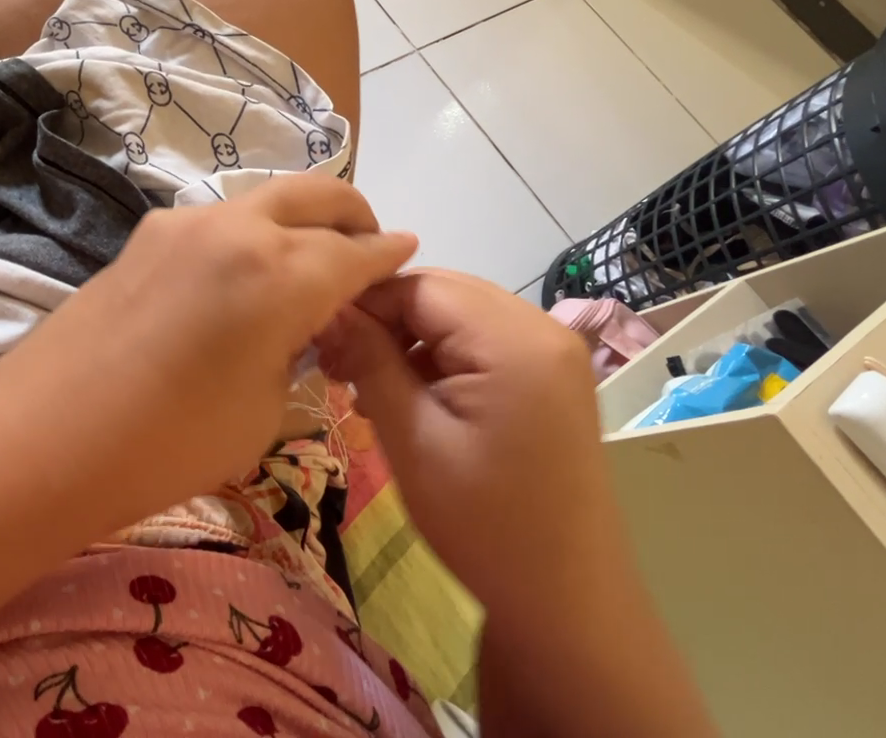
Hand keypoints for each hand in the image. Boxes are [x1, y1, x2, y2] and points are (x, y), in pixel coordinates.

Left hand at [0, 175, 415, 519]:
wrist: (46, 436)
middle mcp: (233, 229)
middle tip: (367, 241)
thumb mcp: (261, 410)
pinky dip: (247, 237)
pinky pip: (214, 225)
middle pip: (311, 196)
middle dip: (350, 213)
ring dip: (294, 221)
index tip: (407, 250)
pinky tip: (244, 276)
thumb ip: (291, 352)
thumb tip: (298, 325)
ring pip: (259, 204)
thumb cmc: (169, 443)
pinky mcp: (140, 239)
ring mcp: (179, 226)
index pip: (353, 252)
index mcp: (278, 271)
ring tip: (307, 261)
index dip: (386, 255)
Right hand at [318, 270, 623, 610]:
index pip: (418, 285)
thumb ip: (369, 358)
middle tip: (338, 366)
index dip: (362, 303)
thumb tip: (330, 308)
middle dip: (384, 320)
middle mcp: (543, 330)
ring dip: (408, 339)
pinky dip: (439, 356)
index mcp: (514, 340)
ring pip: (458, 315)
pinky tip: (410, 397)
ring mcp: (554, 353)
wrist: (565, 600)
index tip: (320, 341)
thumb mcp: (411, 436)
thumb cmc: (482, 521)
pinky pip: (482, 341)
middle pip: (441, 293)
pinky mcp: (553, 378)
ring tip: (368, 388)